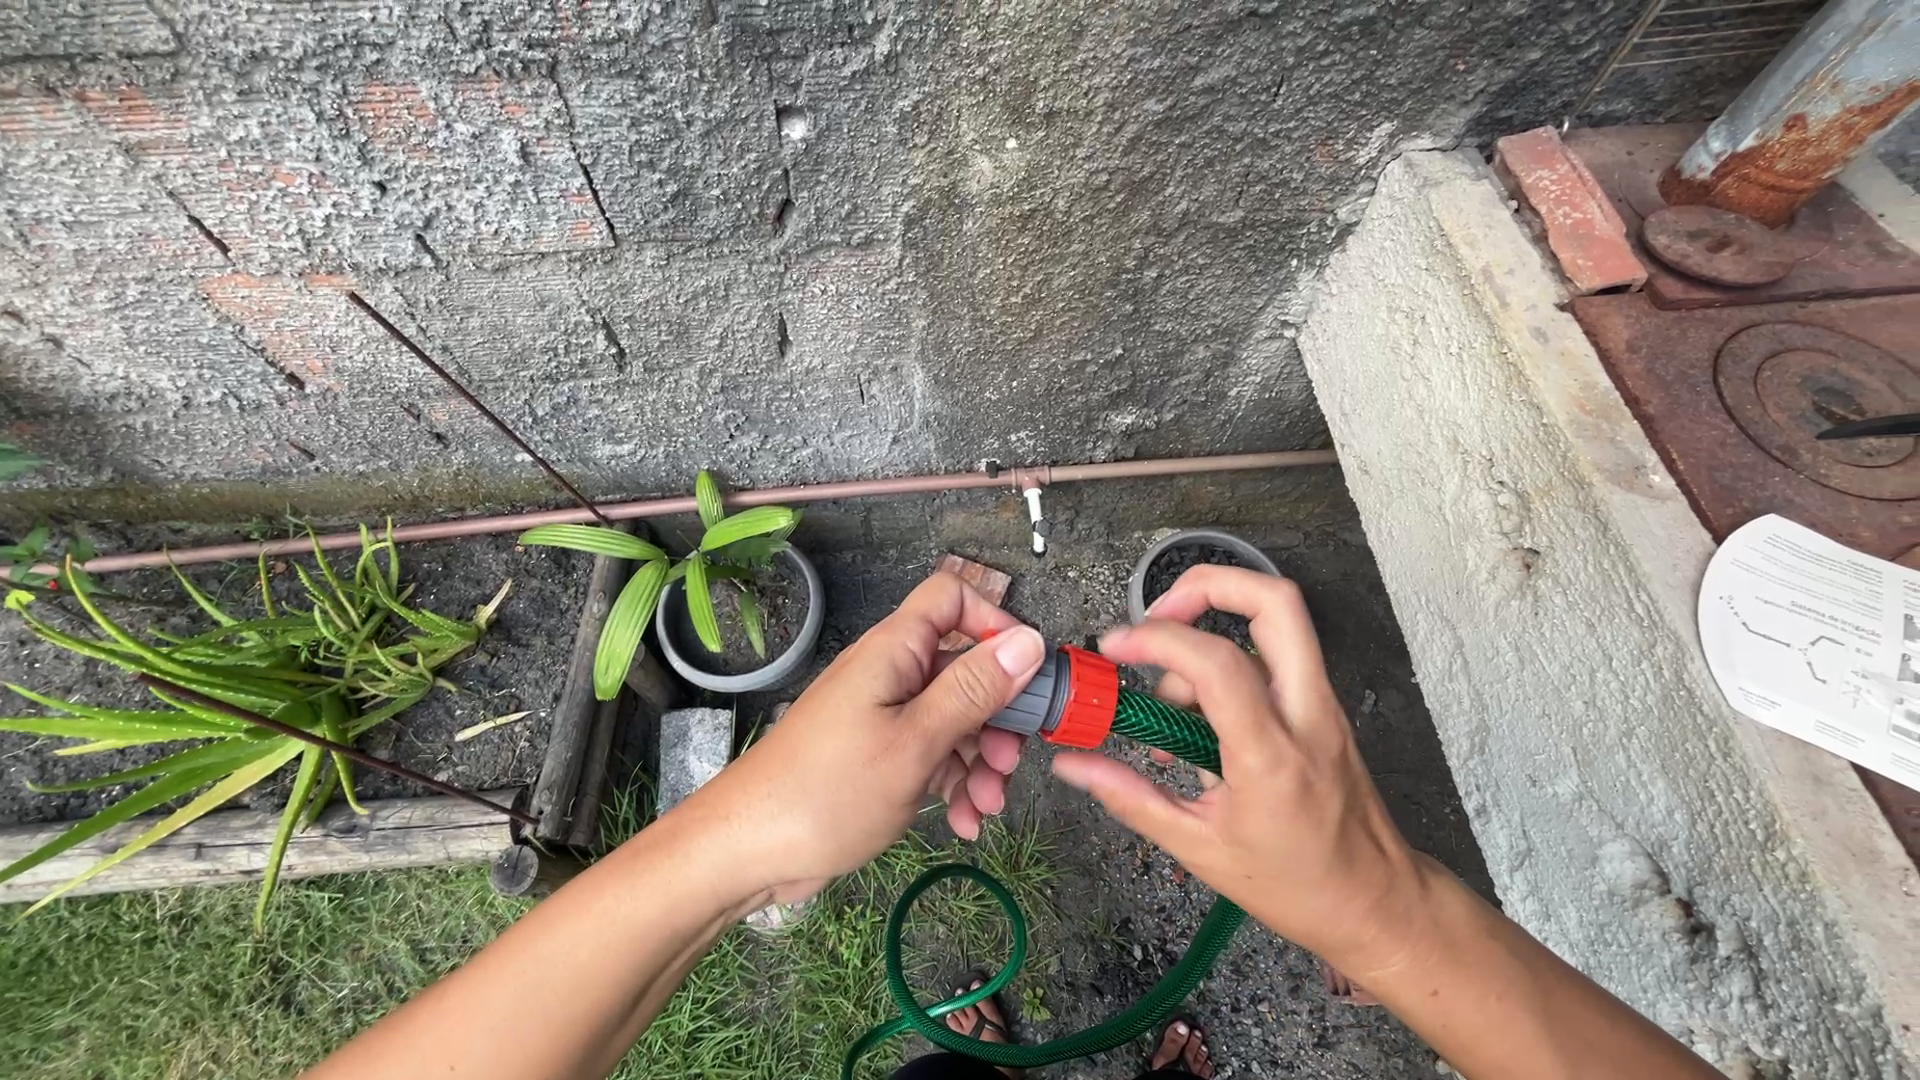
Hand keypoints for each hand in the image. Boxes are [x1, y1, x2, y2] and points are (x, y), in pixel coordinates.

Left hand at [671, 573, 1046, 903]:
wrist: (749, 851)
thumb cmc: (830, 790)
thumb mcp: (915, 741)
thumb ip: (973, 690)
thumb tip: (1028, 640)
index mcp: (895, 651)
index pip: (951, 599)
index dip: (993, 622)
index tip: (1024, 672)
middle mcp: (892, 674)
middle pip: (964, 668)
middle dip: (997, 715)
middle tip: (1012, 762)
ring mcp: (885, 716)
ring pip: (954, 718)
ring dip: (980, 760)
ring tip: (987, 807)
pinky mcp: (880, 755)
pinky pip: (931, 753)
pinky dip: (953, 783)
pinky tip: (964, 822)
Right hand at [1051, 565, 1432, 977]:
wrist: (1380, 905)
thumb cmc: (1298, 885)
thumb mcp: (1199, 849)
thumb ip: (1129, 797)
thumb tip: (1073, 765)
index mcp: (1272, 756)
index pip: (1217, 663)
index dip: (1157, 639)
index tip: (1116, 647)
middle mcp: (1306, 714)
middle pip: (1274, 601)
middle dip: (1208, 582)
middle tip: (1159, 611)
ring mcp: (1321, 703)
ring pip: (1277, 618)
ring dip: (1210, 630)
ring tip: (1172, 699)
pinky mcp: (1321, 705)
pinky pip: (1273, 654)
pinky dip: (1227, 660)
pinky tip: (1199, 714)